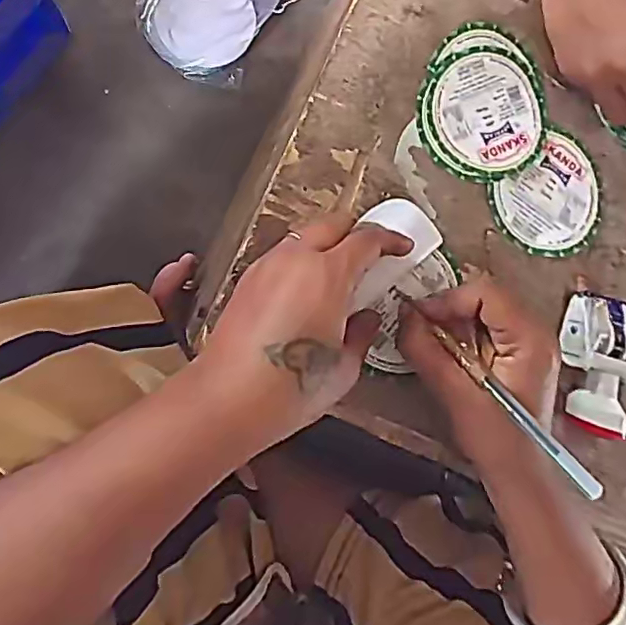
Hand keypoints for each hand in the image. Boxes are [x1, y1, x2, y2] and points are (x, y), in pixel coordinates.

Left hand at [196, 212, 410, 444]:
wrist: (225, 400)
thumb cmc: (288, 388)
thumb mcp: (343, 367)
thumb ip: (361, 333)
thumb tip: (365, 318)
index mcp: (327, 274)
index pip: (366, 238)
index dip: (388, 239)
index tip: (400, 246)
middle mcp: (295, 259)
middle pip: (332, 223)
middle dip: (355, 232)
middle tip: (371, 253)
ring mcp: (267, 266)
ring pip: (303, 236)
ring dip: (325, 244)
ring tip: (337, 273)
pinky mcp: (246, 280)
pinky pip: (281, 255)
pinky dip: (300, 260)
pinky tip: (305, 290)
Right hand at [397, 273, 559, 461]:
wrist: (522, 478)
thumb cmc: (498, 442)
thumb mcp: (455, 394)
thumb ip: (426, 350)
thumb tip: (405, 315)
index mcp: (530, 338)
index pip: (485, 291)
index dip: (447, 299)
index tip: (420, 315)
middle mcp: (536, 332)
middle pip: (485, 295)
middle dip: (448, 308)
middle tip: (422, 326)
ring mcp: (531, 342)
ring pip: (483, 308)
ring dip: (453, 320)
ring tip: (432, 341)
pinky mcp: (520, 352)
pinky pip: (487, 325)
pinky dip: (463, 332)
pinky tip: (449, 352)